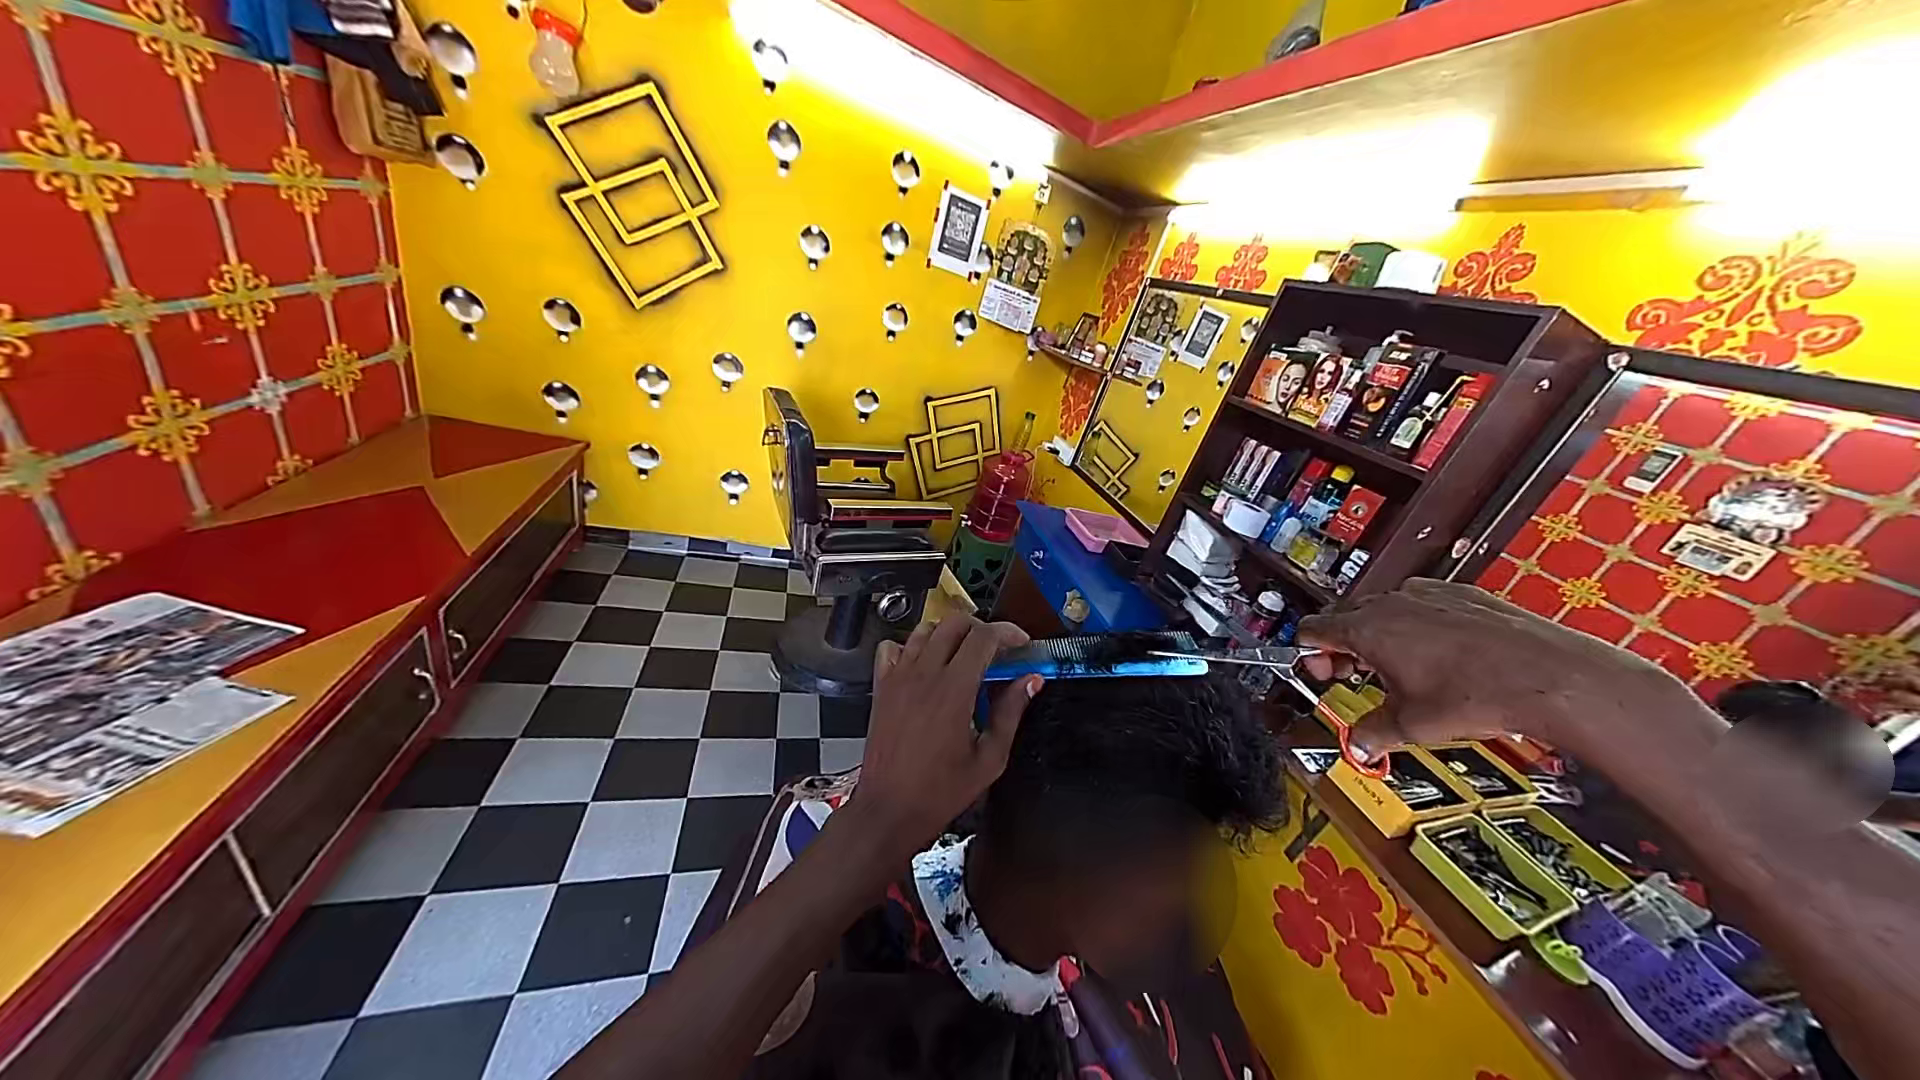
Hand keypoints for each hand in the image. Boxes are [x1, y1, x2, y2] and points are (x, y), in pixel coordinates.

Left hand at [846, 616, 1040, 860]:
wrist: (889, 810)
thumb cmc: (938, 792)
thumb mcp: (989, 758)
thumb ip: (1010, 713)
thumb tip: (1030, 682)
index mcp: (954, 690)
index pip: (984, 637)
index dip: (1008, 633)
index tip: (1020, 643)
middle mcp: (924, 675)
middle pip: (954, 623)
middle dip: (981, 629)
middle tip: (996, 650)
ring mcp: (898, 677)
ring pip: (925, 629)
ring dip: (949, 634)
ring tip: (964, 656)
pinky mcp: (882, 686)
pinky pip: (892, 647)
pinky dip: (911, 646)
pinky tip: (925, 665)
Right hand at [1296, 579, 1713, 764]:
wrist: (1553, 677)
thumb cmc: (1482, 693)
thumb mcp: (1412, 724)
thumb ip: (1372, 732)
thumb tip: (1360, 745)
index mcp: (1366, 629)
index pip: (1311, 630)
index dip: (1312, 656)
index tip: (1328, 675)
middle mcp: (1390, 603)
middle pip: (1343, 617)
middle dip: (1344, 647)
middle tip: (1358, 676)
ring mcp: (1426, 594)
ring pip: (1381, 610)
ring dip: (1379, 635)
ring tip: (1403, 670)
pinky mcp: (1459, 594)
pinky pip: (1420, 605)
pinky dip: (1417, 626)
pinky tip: (1441, 657)